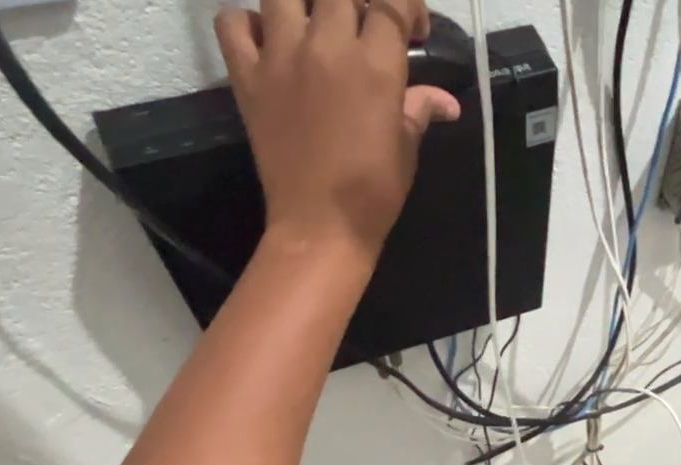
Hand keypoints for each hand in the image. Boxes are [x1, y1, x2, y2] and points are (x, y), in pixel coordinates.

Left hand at [215, 0, 460, 254]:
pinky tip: (267, 41)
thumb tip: (447, 102)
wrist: (320, 226)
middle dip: (358, 2)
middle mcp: (326, 46)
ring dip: (303, 2)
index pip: (392, 2)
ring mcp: (280, 56)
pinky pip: (234, 21)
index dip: (407, 7)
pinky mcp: (247, 76)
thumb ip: (419, 110)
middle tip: (363, 26)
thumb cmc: (373, 193)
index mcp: (375, 65)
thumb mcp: (406, 150)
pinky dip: (247, 21)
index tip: (411, 31)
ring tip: (314, 24)